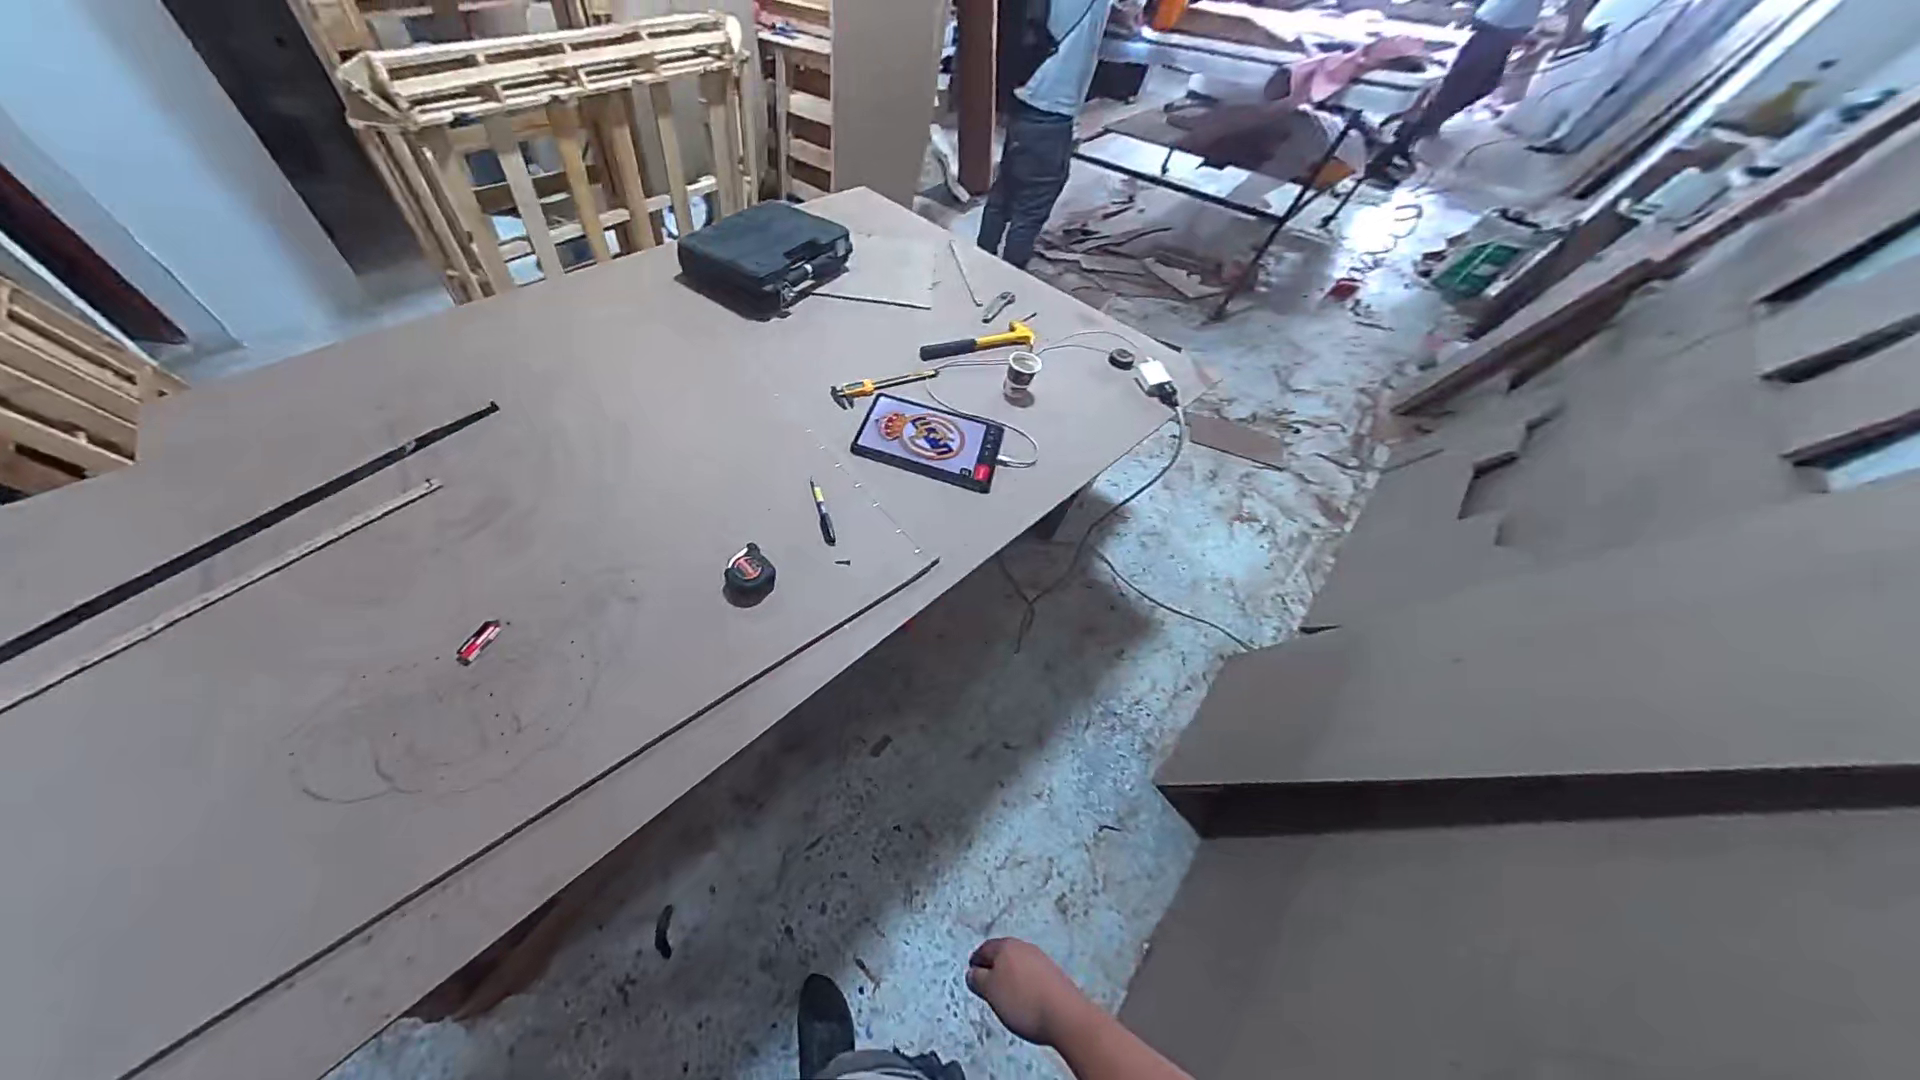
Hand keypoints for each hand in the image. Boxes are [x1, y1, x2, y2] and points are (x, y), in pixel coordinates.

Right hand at [965, 938, 1097, 1046]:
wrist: (1064, 1014)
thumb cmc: (1023, 1002)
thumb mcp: (991, 993)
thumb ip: (977, 980)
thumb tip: (972, 973)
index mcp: (1005, 946)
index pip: (984, 949)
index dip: (976, 962)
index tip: (972, 974)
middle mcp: (1023, 947)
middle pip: (1002, 954)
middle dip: (993, 968)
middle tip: (986, 985)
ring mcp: (1040, 959)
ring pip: (1018, 964)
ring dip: (1009, 975)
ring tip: (1006, 996)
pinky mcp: (1053, 973)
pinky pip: (1031, 974)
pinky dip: (1024, 983)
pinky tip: (1025, 999)